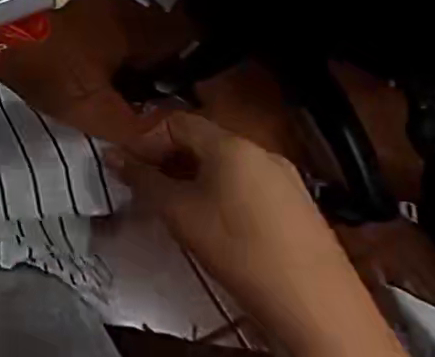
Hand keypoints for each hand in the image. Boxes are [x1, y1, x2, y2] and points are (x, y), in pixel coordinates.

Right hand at [112, 113, 406, 356]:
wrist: (320, 312)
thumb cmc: (239, 249)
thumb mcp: (178, 212)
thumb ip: (142, 179)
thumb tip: (114, 157)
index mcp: (231, 144)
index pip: (176, 121)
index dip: (147, 141)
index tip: (132, 169)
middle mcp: (262, 152)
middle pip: (202, 142)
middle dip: (170, 161)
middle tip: (152, 189)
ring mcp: (288, 181)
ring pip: (227, 166)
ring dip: (196, 179)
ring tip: (182, 210)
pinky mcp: (303, 209)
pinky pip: (251, 186)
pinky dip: (226, 195)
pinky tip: (221, 228)